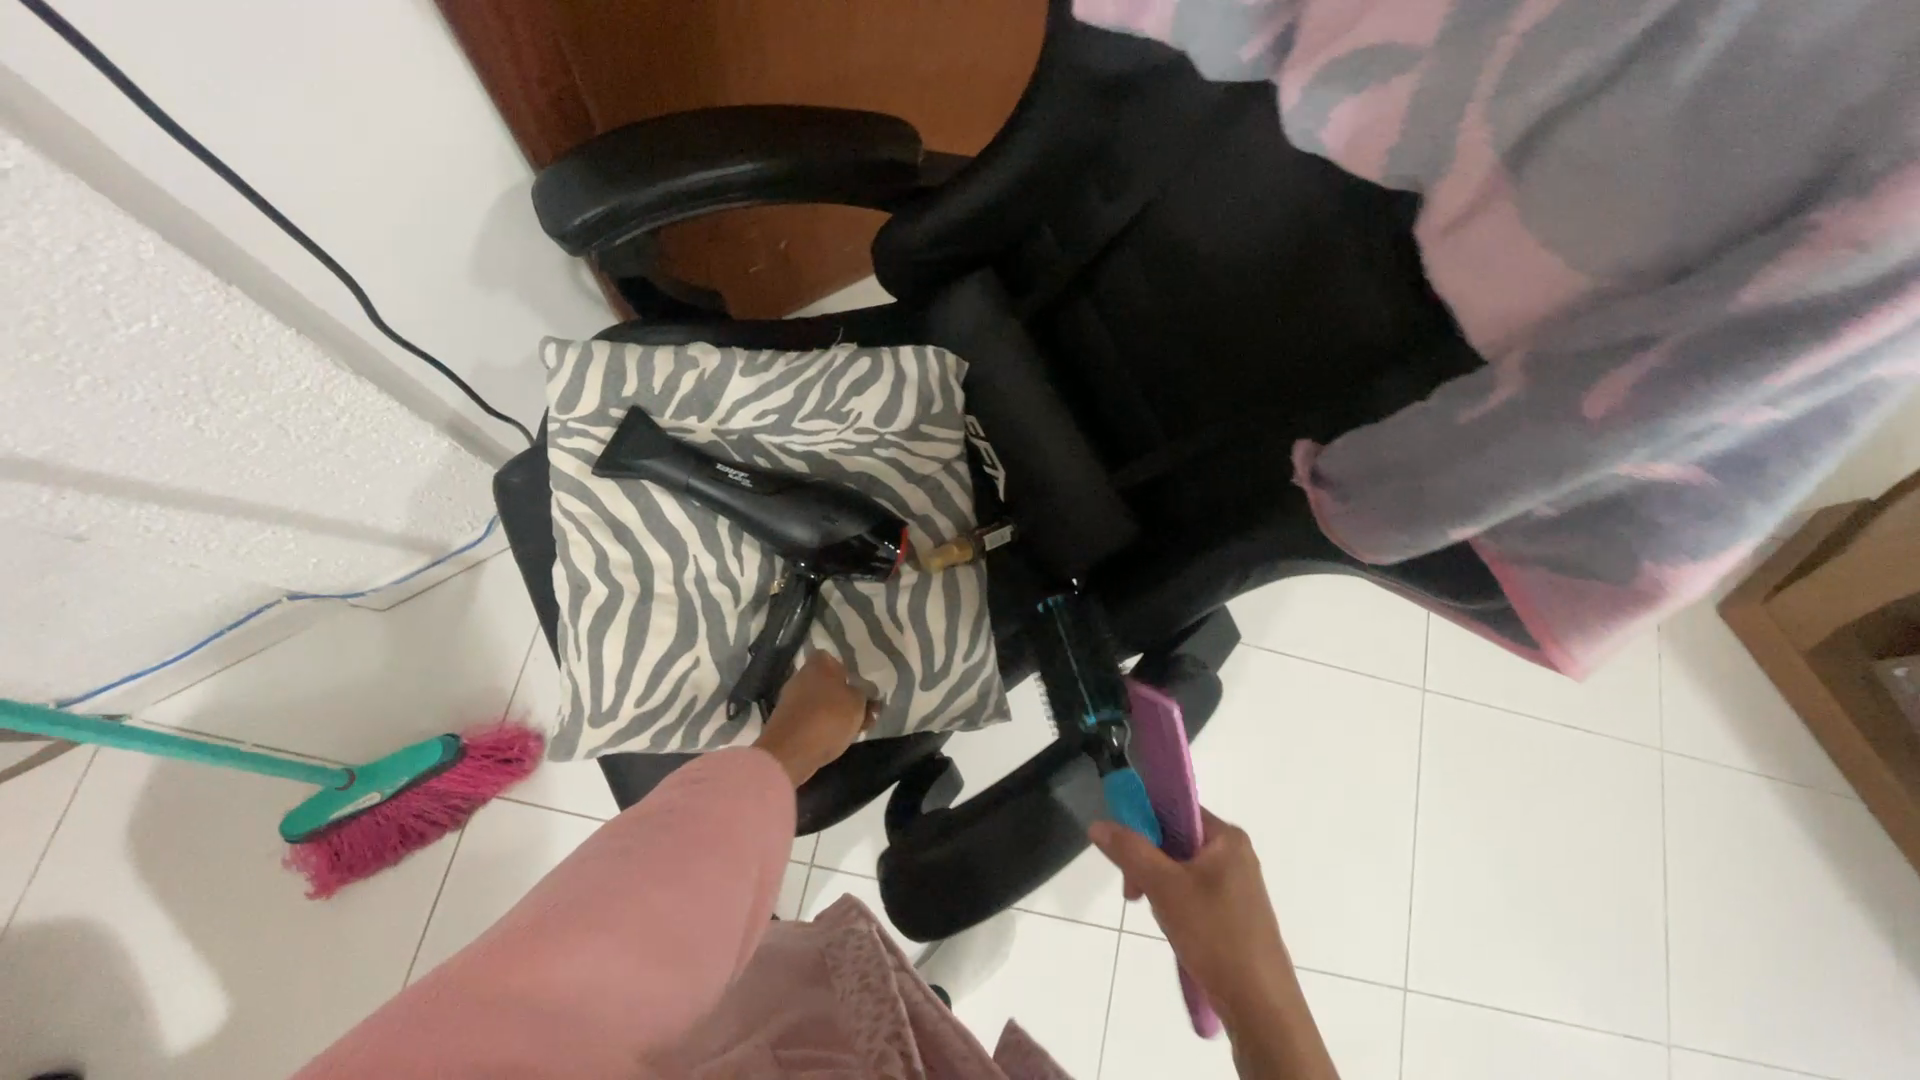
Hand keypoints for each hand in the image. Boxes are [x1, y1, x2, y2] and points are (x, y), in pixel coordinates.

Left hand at [753, 652, 875, 787]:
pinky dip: (821, 726)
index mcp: (818, 664)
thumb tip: (863, 694)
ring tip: (852, 729)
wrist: (790, 752)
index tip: (858, 686)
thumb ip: (863, 696)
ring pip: (819, 702)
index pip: (832, 658)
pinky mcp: (786, 722)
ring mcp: (790, 700)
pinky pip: (810, 719)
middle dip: (842, 695)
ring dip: (834, 713)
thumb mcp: (858, 704)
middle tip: (860, 711)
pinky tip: (835, 739)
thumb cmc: (828, 718)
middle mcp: (801, 677)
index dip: (846, 671)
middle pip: (826, 682)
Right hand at [1088, 808, 1294, 1030]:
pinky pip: (1195, 894)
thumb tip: (1098, 824)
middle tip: (1134, 894)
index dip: (1145, 822)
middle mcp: (1236, 854)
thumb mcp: (1164, 887)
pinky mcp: (1236, 914)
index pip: (1176, 808)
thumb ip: (1130, 850)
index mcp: (1227, 837)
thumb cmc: (1214, 935)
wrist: (1260, 1004)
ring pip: (1182, 870)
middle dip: (1148, 863)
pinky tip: (1173, 929)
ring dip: (1160, 887)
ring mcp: (1238, 886)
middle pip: (1177, 840)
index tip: (1124, 851)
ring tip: (1157, 916)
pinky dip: (1177, 905)